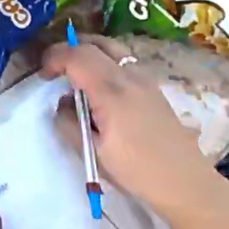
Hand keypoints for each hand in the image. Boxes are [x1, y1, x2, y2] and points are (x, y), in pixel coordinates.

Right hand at [42, 36, 228, 217]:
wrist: (186, 184)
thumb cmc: (137, 171)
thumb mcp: (93, 153)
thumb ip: (69, 123)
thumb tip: (63, 104)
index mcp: (111, 90)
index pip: (76, 55)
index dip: (53, 58)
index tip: (42, 75)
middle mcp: (130, 75)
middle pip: (95, 43)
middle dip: (69, 50)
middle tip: (55, 69)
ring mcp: (145, 79)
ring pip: (112, 48)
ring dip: (89, 52)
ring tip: (76, 75)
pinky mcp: (154, 88)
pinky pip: (124, 61)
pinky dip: (105, 62)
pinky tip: (101, 88)